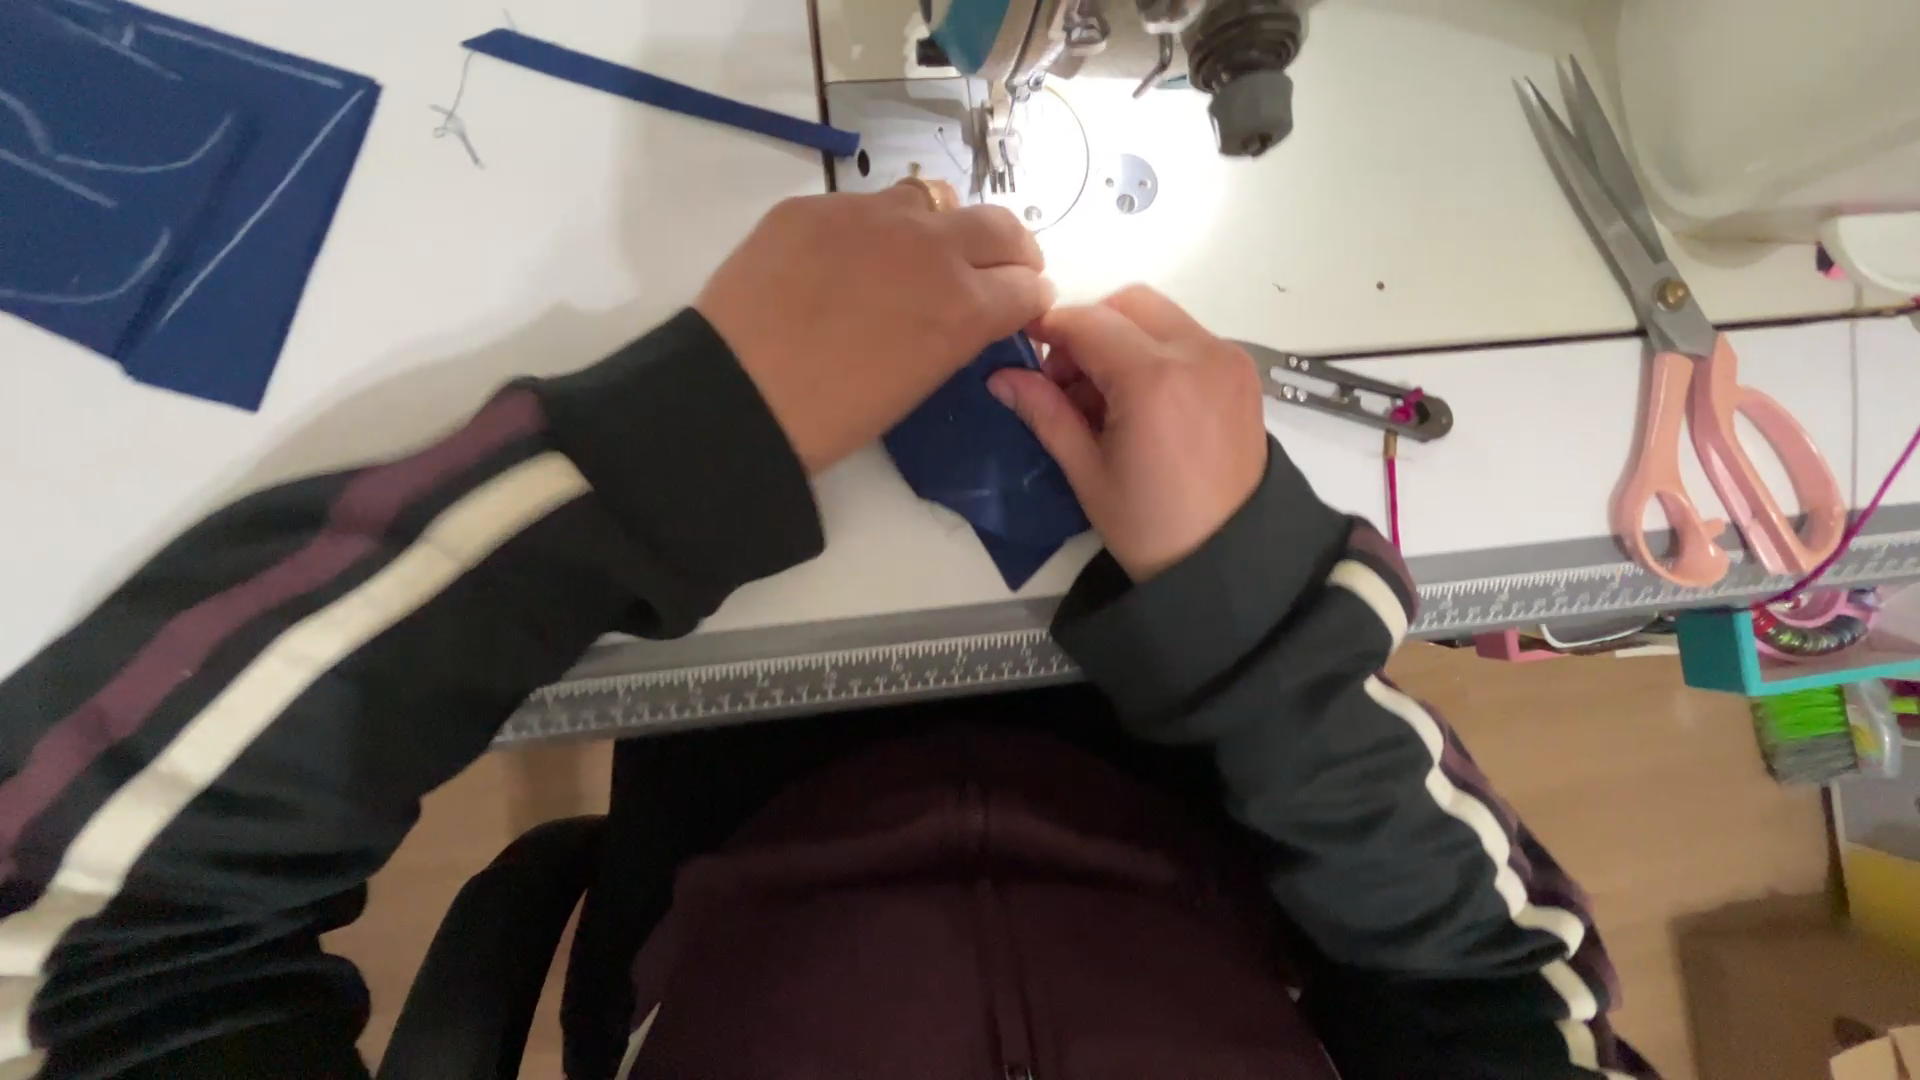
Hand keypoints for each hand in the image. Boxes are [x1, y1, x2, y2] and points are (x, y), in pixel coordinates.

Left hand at [698, 185, 1054, 472]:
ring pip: (933, 199)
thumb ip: (956, 334)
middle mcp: (929, 246)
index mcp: (962, 306)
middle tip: (1001, 270)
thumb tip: (970, 312)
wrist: (736, 395)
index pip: (1028, 284)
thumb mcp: (917, 383)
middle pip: (999, 226)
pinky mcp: (815, 205)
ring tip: (923, 254)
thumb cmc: (834, 416)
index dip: (1031, 297)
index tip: (1023, 305)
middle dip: (1012, 250)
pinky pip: (865, 205)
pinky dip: (877, 228)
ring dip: (944, 226)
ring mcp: (870, 215)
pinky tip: (851, 260)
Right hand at [988, 286, 1267, 581]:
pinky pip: (1187, 338)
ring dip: (1121, 338)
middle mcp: (1197, 352)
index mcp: (1154, 379)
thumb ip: (1045, 412)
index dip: (1049, 330)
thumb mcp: (1087, 472)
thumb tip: (1001, 376)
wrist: (1229, 559)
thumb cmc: (1149, 527)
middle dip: (1088, 329)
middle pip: (1127, 303)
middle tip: (1067, 382)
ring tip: (1104, 398)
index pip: (1088, 322)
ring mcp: (1226, 359)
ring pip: (1160, 316)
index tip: (1026, 353)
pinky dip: (1155, 352)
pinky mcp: (1242, 372)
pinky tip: (1141, 402)